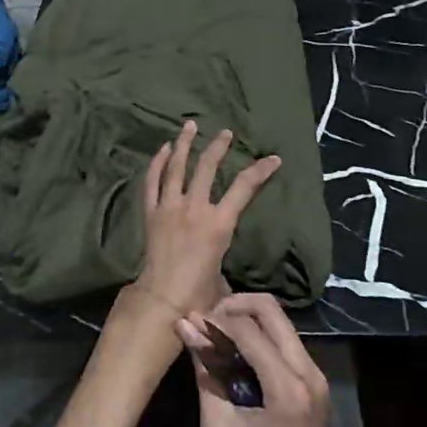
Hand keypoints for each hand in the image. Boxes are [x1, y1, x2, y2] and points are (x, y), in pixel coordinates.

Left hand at [134, 121, 281, 313]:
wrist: (161, 301)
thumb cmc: (198, 294)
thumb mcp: (224, 276)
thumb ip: (226, 258)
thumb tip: (229, 260)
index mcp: (219, 223)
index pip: (245, 187)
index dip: (261, 170)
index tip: (274, 158)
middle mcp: (195, 208)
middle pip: (207, 167)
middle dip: (219, 147)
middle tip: (226, 133)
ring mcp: (170, 208)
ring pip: (177, 167)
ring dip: (184, 144)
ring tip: (189, 125)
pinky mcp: (151, 213)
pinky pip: (153, 182)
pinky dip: (157, 163)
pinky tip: (162, 150)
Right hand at [176, 294, 349, 426]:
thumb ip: (205, 373)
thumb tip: (185, 327)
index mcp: (288, 387)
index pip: (249, 330)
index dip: (215, 319)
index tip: (189, 322)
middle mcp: (309, 372)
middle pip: (272, 311)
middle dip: (235, 305)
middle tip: (205, 319)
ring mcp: (317, 376)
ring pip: (281, 322)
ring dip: (248, 318)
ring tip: (215, 332)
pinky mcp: (315, 382)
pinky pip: (286, 342)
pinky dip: (260, 336)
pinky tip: (236, 349)